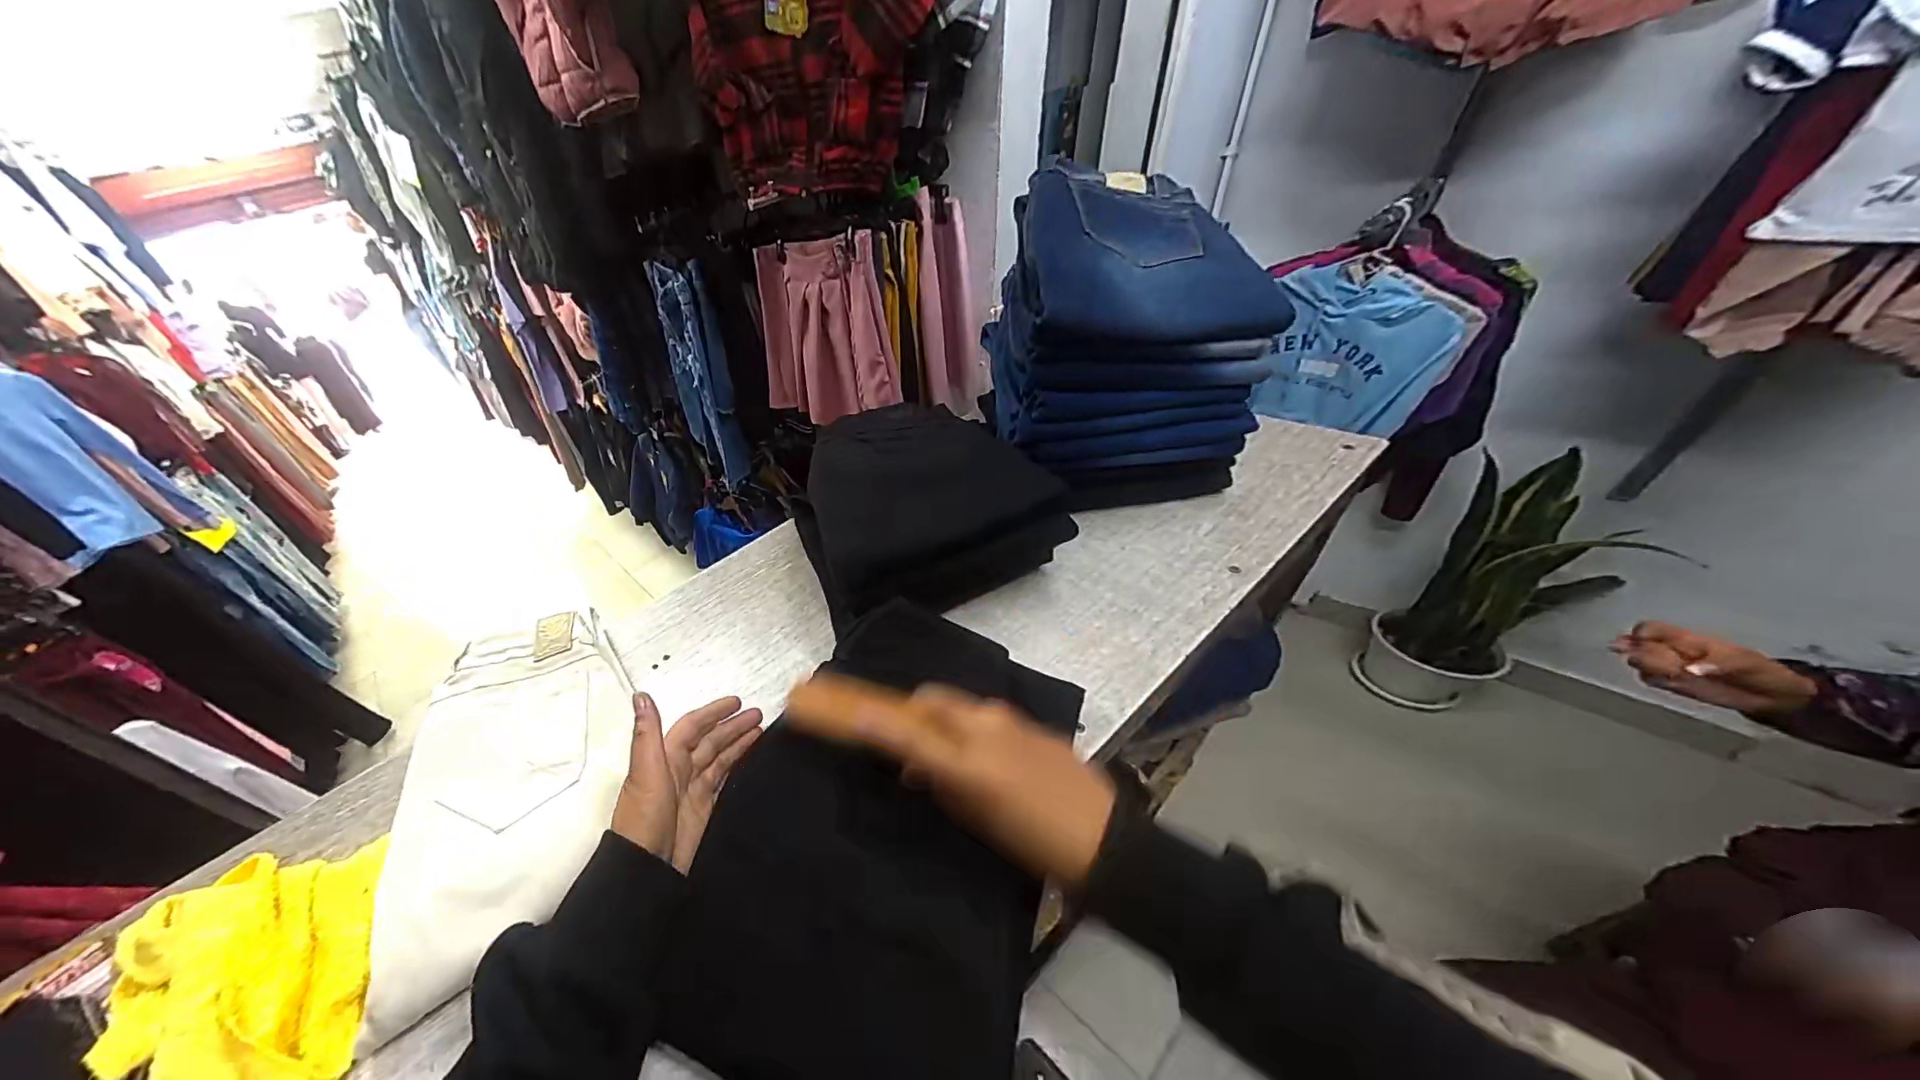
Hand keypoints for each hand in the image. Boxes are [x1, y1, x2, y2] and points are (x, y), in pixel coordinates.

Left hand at [610, 693, 762, 869]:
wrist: (646, 869)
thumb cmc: (643, 821)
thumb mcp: (645, 772)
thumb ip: (647, 734)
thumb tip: (641, 697)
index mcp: (664, 758)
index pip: (692, 726)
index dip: (713, 712)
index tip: (735, 702)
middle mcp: (678, 770)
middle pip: (710, 740)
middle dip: (732, 725)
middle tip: (756, 714)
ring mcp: (691, 789)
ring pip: (718, 757)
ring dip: (737, 741)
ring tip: (759, 729)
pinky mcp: (703, 807)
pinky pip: (722, 778)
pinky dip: (735, 764)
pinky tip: (748, 756)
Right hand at [787, 677, 1115, 887]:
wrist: (1106, 840)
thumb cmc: (1035, 845)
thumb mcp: (979, 823)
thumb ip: (941, 786)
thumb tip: (915, 769)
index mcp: (969, 758)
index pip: (905, 730)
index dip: (867, 718)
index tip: (836, 706)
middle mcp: (987, 726)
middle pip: (930, 701)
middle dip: (906, 711)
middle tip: (897, 741)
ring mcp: (1013, 720)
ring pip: (958, 706)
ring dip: (937, 721)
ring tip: (935, 757)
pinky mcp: (1033, 725)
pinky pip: (986, 716)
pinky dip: (967, 727)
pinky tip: (975, 757)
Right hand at [1612, 621, 1818, 717]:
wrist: (1775, 695)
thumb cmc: (1760, 671)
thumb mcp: (1745, 662)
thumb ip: (1717, 663)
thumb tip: (1687, 669)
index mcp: (1686, 639)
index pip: (1649, 629)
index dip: (1641, 635)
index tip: (1644, 644)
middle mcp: (1672, 651)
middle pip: (1638, 647)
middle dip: (1639, 653)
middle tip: (1656, 664)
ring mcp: (1671, 668)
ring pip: (1640, 663)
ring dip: (1645, 667)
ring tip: (1668, 675)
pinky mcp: (1674, 685)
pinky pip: (1650, 680)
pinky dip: (1654, 680)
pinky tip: (1669, 683)